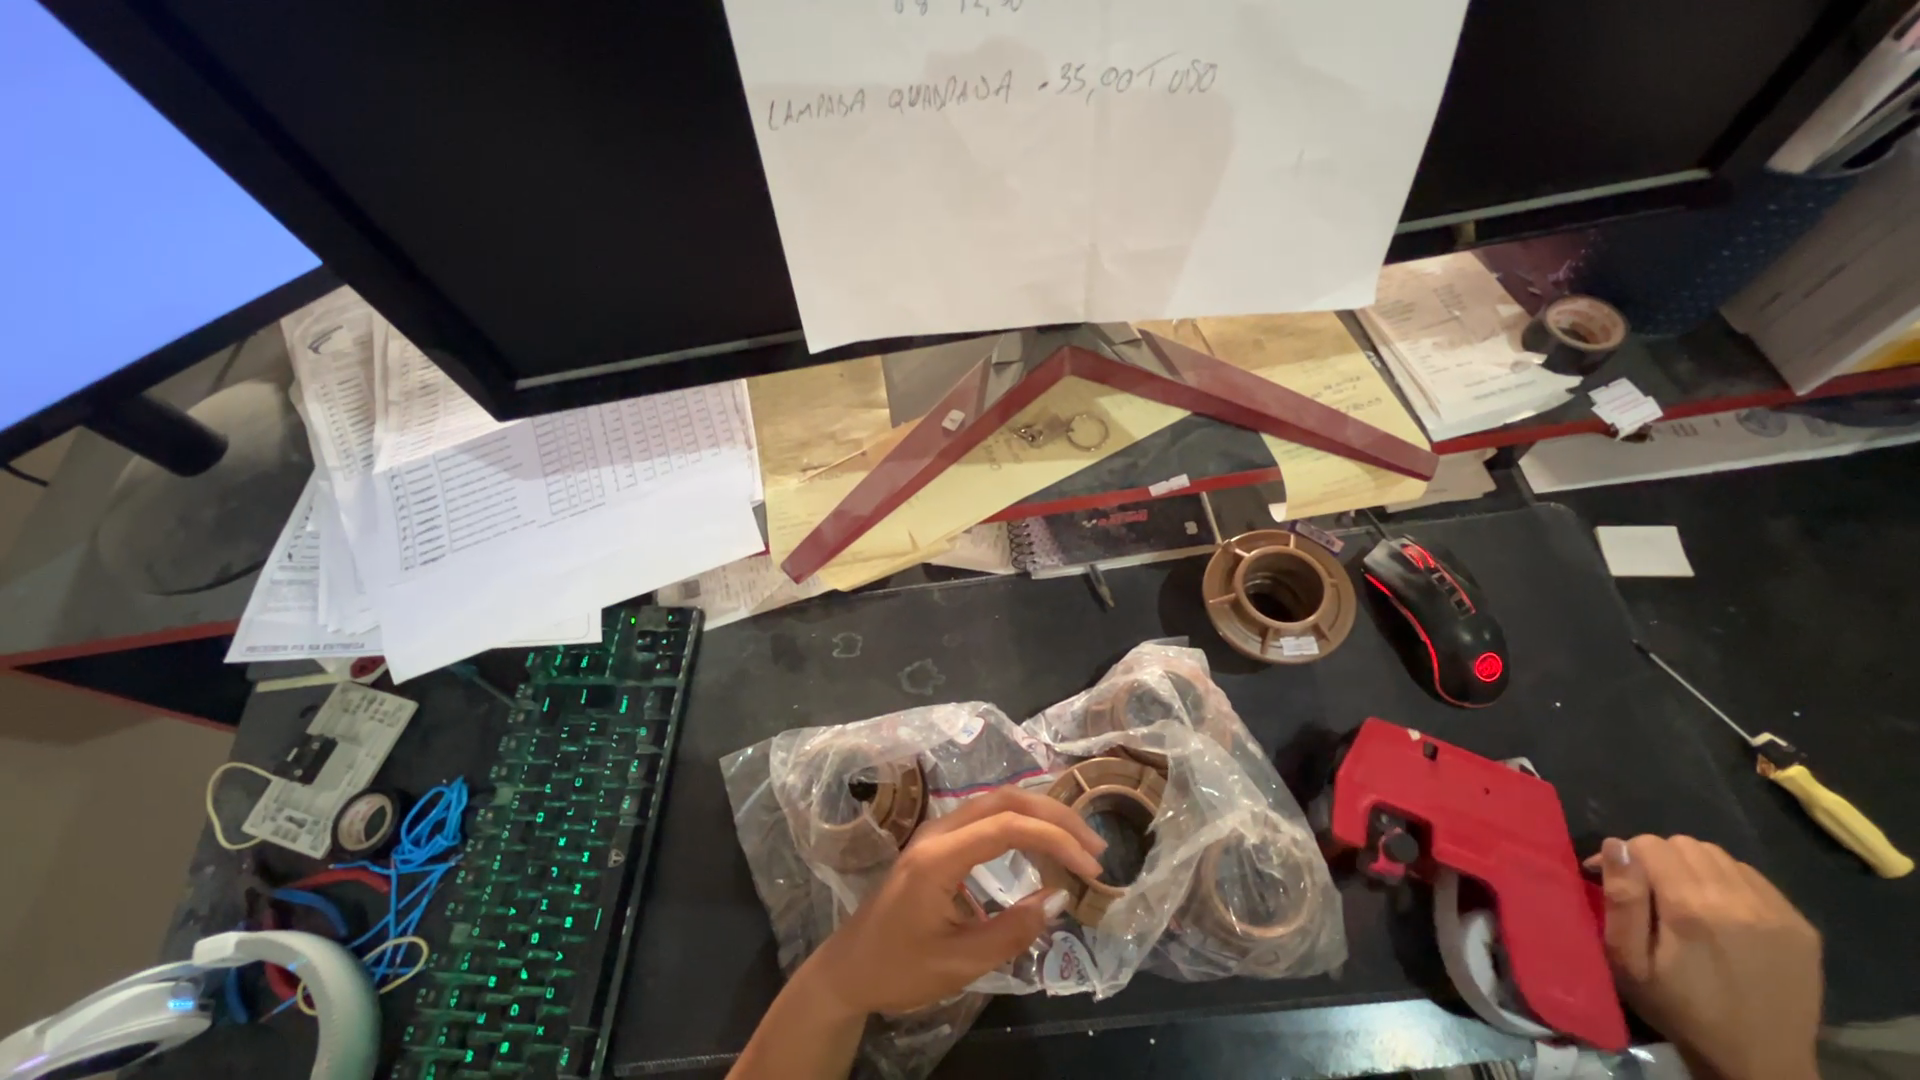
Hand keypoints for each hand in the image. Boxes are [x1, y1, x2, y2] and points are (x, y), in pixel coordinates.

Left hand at [798, 787, 1106, 1017]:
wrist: (848, 969)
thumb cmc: (899, 969)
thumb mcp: (959, 964)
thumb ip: (1011, 931)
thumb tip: (1058, 897)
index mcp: (938, 857)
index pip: (1007, 826)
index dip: (1055, 840)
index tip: (1090, 868)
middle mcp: (938, 831)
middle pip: (1006, 800)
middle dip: (1056, 817)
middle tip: (1094, 849)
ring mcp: (936, 832)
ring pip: (997, 802)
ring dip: (1041, 817)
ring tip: (1079, 847)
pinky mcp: (939, 842)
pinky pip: (988, 818)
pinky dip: (1023, 825)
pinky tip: (1043, 848)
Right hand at [1589, 835, 1822, 1079]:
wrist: (1760, 1061)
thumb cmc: (1680, 1009)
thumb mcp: (1629, 961)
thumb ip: (1621, 900)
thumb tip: (1615, 846)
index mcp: (1689, 908)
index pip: (1648, 845)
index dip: (1622, 855)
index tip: (1613, 879)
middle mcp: (1736, 900)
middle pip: (1685, 844)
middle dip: (1657, 858)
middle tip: (1648, 889)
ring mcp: (1775, 912)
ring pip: (1719, 856)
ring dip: (1693, 867)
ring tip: (1683, 897)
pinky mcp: (1800, 925)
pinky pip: (1753, 878)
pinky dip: (1727, 881)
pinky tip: (1720, 910)